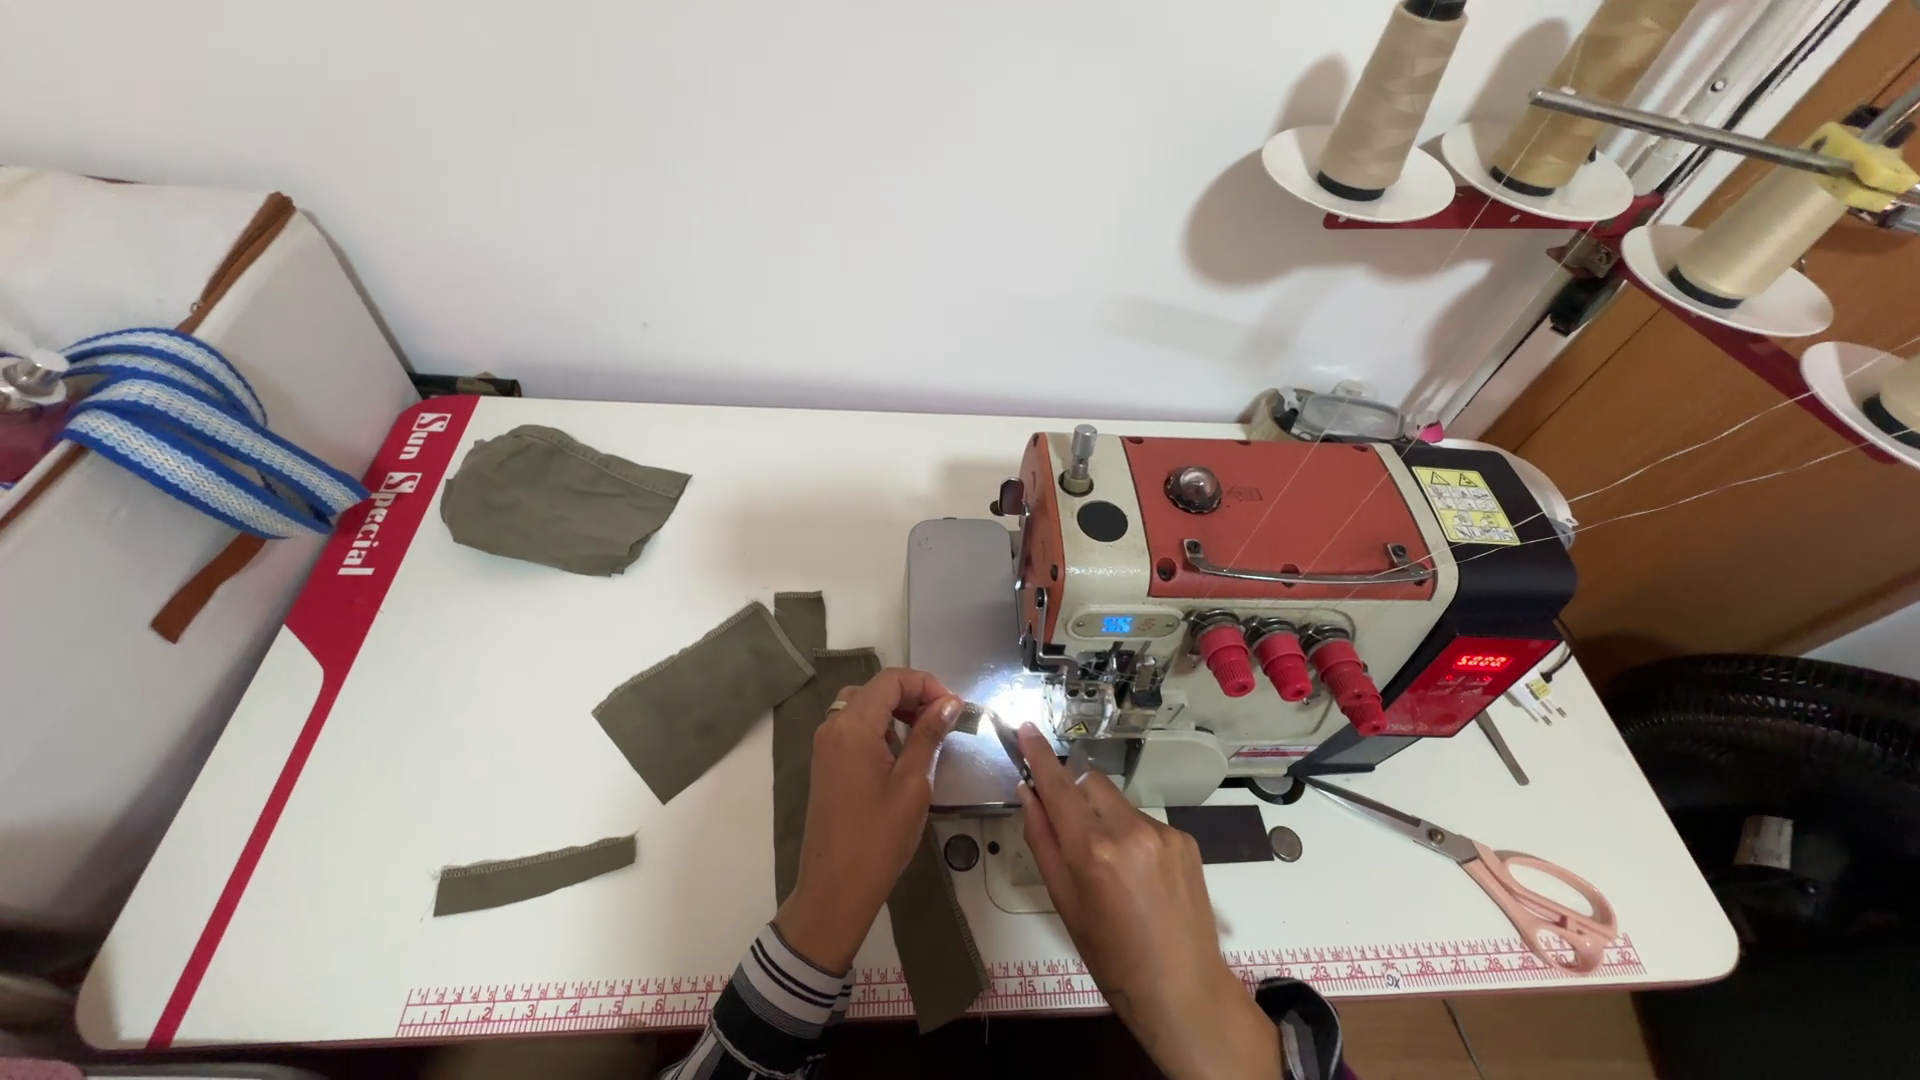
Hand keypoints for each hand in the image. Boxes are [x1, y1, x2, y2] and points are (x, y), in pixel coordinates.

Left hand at [774, 668, 959, 973]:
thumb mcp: (914, 784)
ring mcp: (825, 746)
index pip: (891, 680)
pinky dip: (879, 727)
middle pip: (875, 688)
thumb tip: (949, 703)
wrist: (834, 889)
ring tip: (927, 733)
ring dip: (896, 710)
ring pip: (862, 705)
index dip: (926, 684)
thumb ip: (929, 736)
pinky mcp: (825, 763)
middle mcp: (833, 727)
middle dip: (912, 695)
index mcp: (853, 727)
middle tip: (944, 719)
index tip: (953, 708)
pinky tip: (901, 752)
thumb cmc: (878, 839)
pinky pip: (852, 727)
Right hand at [1016, 723, 1278, 1079]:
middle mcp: (1131, 830)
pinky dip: (1129, 834)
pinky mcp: (1184, 839)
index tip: (1027, 729)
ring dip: (1102, 816)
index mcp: (1094, 850)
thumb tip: (1028, 794)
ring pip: (1117, 802)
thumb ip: (1043, 841)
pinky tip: (1136, 874)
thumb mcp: (1065, 903)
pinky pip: (1143, 821)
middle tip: (1066, 826)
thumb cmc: (1112, 957)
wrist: (1183, 989)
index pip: (1059, 787)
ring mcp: (1163, 832)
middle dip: (1073, 793)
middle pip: (1090, 783)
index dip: (1040, 755)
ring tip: (1107, 866)